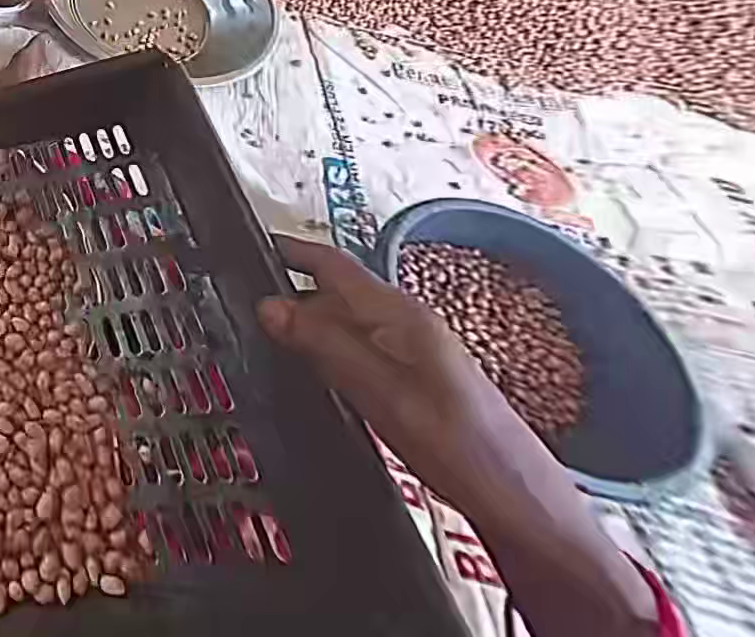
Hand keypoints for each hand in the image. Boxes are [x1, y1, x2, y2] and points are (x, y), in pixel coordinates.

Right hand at [255, 236, 539, 508]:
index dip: (285, 248)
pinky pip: (348, 346)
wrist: (523, 509)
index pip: (330, 262)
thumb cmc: (456, 445)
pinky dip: (317, 349)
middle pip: (328, 291)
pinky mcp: (405, 374)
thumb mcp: (380, 391)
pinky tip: (300, 369)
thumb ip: (322, 343)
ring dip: (298, 324)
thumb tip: (265, 304)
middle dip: (282, 292)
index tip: (239, 244)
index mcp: (397, 313)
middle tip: (232, 304)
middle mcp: (400, 321)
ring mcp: (405, 348)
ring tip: (254, 336)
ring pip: (335, 321)